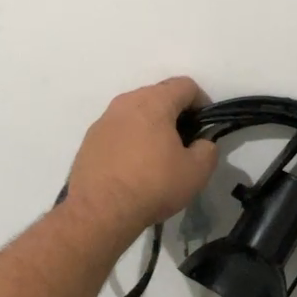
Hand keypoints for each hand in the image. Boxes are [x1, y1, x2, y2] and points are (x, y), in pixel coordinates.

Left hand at [65, 77, 218, 235]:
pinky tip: (133, 167)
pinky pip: (117, 132)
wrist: (100, 211)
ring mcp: (103, 121)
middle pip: (157, 96)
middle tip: (183, 143)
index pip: (185, 85)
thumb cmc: (153, 186)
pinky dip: (129, 141)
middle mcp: (125, 103)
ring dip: (149, 127)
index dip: (201, 102)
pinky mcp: (89, 141)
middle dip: (174, 114)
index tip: (204, 126)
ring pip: (134, 114)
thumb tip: (201, 143)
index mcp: (153, 102)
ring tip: (156, 157)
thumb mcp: (196, 172)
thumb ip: (207, 150)